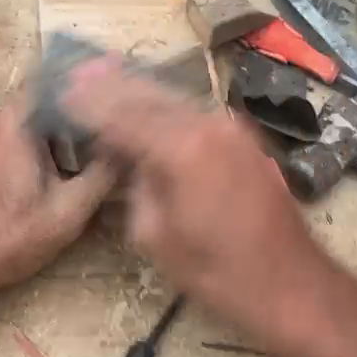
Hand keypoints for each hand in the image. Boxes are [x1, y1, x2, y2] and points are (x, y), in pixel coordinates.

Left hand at [0, 90, 116, 307]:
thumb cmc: (4, 240)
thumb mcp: (67, 213)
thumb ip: (102, 174)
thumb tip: (126, 148)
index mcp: (16, 119)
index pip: (62, 83)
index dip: (92, 93)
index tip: (114, 109)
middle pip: (46, 106)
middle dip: (74, 128)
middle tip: (99, 154)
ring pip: (26, 125)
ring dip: (50, 144)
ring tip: (71, 175)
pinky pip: (5, 139)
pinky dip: (26, 153)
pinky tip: (37, 185)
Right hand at [60, 57, 340, 350]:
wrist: (294, 284)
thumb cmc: (220, 274)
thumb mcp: (156, 237)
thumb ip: (135, 185)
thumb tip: (127, 158)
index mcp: (180, 148)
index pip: (122, 115)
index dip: (89, 104)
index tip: (62, 92)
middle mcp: (206, 124)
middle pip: (147, 94)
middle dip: (111, 84)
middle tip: (78, 71)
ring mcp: (230, 127)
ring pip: (173, 97)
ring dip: (137, 88)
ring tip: (104, 75)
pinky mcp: (244, 137)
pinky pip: (193, 110)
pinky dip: (165, 103)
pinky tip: (148, 102)